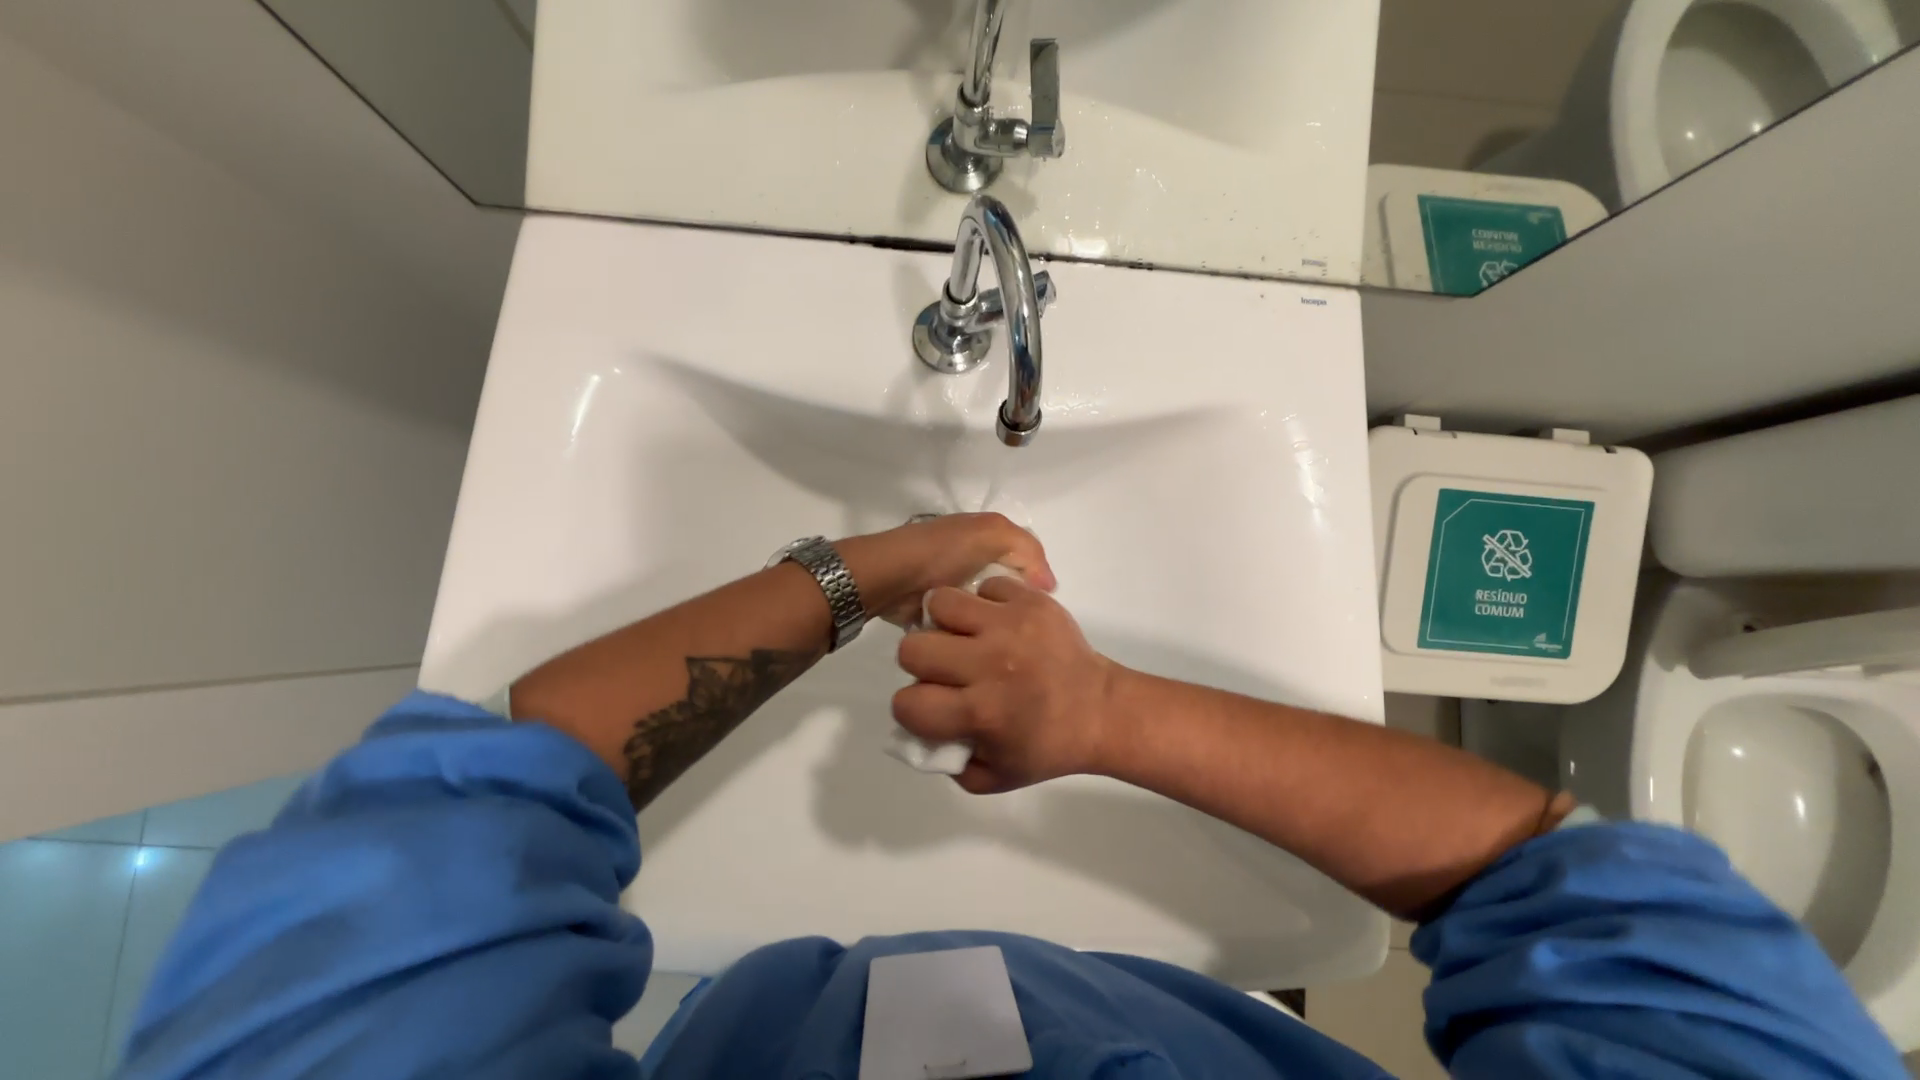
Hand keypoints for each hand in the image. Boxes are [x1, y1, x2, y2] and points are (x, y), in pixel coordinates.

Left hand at [837, 513, 1055, 626]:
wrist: (888, 578)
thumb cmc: (940, 554)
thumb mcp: (991, 534)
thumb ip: (1025, 549)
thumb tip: (1045, 585)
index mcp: (982, 538)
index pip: (1021, 562)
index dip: (1032, 583)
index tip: (1039, 608)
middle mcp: (965, 561)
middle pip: (1002, 588)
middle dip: (1009, 606)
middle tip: (1017, 631)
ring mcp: (946, 588)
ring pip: (982, 611)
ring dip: (987, 624)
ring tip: (996, 642)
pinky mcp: (931, 613)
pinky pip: (960, 627)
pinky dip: (966, 635)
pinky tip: (974, 647)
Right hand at [892, 576, 1121, 793]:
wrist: (1102, 711)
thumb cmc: (1046, 747)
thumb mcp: (992, 776)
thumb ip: (945, 760)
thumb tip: (915, 733)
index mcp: (981, 713)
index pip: (907, 703)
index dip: (912, 708)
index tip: (933, 707)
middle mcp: (991, 665)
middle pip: (913, 649)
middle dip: (922, 664)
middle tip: (947, 670)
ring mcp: (1011, 626)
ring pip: (940, 603)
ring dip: (945, 623)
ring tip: (965, 638)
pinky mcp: (1032, 601)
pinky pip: (984, 587)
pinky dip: (985, 605)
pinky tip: (998, 625)